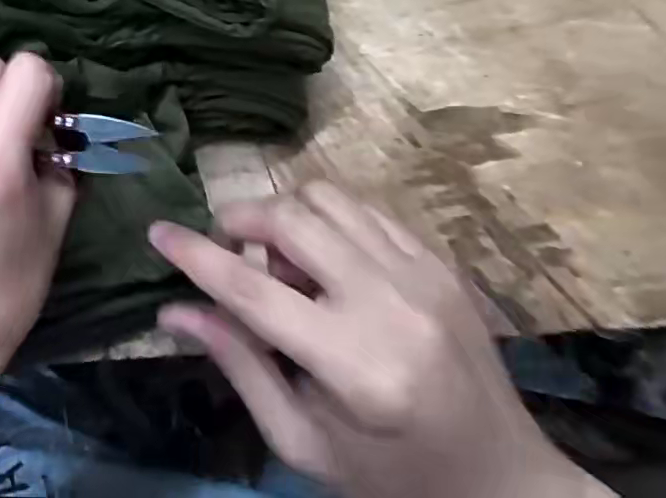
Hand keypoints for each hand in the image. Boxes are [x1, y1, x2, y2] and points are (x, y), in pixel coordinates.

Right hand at [150, 182, 609, 497]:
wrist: (509, 485)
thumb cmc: (392, 475)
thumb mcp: (302, 440)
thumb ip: (236, 364)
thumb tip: (171, 311)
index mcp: (356, 368)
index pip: (252, 291)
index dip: (195, 255)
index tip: (156, 231)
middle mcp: (393, 308)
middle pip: (288, 219)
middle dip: (239, 222)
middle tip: (229, 253)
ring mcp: (424, 278)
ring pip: (322, 197)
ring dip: (282, 217)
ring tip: (286, 264)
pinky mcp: (439, 263)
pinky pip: (359, 205)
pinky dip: (322, 218)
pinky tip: (323, 259)